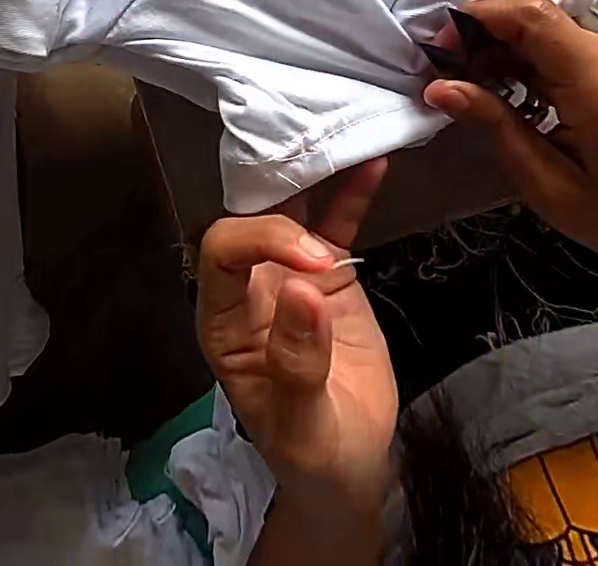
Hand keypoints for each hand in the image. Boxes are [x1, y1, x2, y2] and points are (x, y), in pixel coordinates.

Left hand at [195, 159, 397, 520]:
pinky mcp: (329, 271)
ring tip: (341, 137)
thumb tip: (303, 291)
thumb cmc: (315, 454)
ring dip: (314, 174)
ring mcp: (291, 273)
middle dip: (280, 184)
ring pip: (294, 208)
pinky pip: (338, 222)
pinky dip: (352, 193)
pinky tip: (373, 164)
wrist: (353, 461)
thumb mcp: (303, 428)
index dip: (267, 240)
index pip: (223, 252)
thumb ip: (297, 365)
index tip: (320, 259)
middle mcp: (250, 285)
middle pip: (253, 216)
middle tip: (320, 155)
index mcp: (225, 321)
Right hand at [422, 0, 597, 288]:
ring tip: (472, 90)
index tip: (440, 50)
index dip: (479, 19)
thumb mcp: (547, 185)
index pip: (534, 18)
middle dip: (482, 37)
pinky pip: (558, 44)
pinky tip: (506, 92)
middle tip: (448, 77)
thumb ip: (495, 125)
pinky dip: (523, 60)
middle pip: (535, 18)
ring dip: (500, 50)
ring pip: (543, 28)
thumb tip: (438, 88)